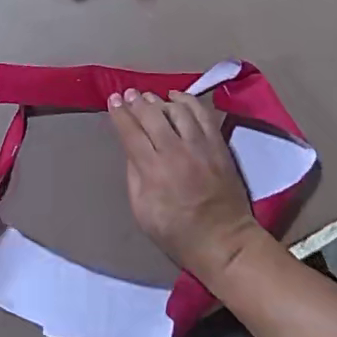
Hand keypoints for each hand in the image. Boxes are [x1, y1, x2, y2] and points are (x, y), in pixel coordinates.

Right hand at [107, 88, 269, 285]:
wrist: (224, 242)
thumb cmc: (176, 233)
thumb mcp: (141, 211)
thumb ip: (134, 175)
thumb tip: (132, 148)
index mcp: (153, 171)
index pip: (131, 132)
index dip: (120, 114)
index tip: (112, 100)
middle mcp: (176, 152)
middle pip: (152, 115)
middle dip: (136, 102)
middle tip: (128, 94)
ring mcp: (200, 147)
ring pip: (177, 110)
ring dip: (160, 100)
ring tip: (149, 97)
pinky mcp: (219, 146)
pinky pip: (203, 114)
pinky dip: (188, 101)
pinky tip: (177, 97)